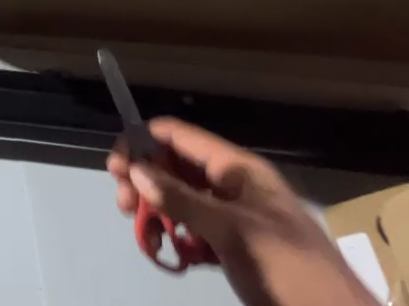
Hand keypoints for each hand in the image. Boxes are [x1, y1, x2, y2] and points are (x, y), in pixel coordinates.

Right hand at [108, 118, 376, 305]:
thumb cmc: (291, 271)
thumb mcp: (234, 232)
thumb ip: (182, 200)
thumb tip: (135, 171)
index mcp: (237, 169)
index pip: (177, 136)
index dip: (142, 143)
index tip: (116, 170)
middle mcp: (232, 185)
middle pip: (172, 165)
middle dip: (143, 180)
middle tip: (125, 207)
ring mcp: (232, 217)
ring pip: (177, 197)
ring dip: (155, 210)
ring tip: (146, 235)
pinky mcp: (232, 247)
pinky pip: (190, 228)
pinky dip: (173, 235)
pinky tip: (168, 252)